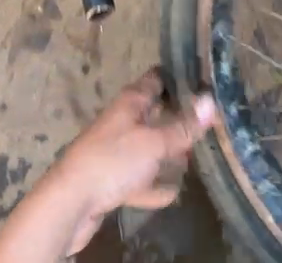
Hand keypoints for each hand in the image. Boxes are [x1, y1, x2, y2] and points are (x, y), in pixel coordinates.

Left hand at [52, 68, 216, 245]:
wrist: (69, 204)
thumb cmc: (113, 161)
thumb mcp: (154, 142)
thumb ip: (183, 126)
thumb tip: (212, 100)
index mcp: (131, 102)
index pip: (157, 78)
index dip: (179, 77)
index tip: (204, 80)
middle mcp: (123, 121)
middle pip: (155, 114)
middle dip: (178, 119)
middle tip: (208, 123)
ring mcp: (116, 151)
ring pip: (148, 147)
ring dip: (167, 154)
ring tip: (193, 159)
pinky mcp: (111, 180)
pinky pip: (139, 178)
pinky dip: (153, 185)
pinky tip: (171, 193)